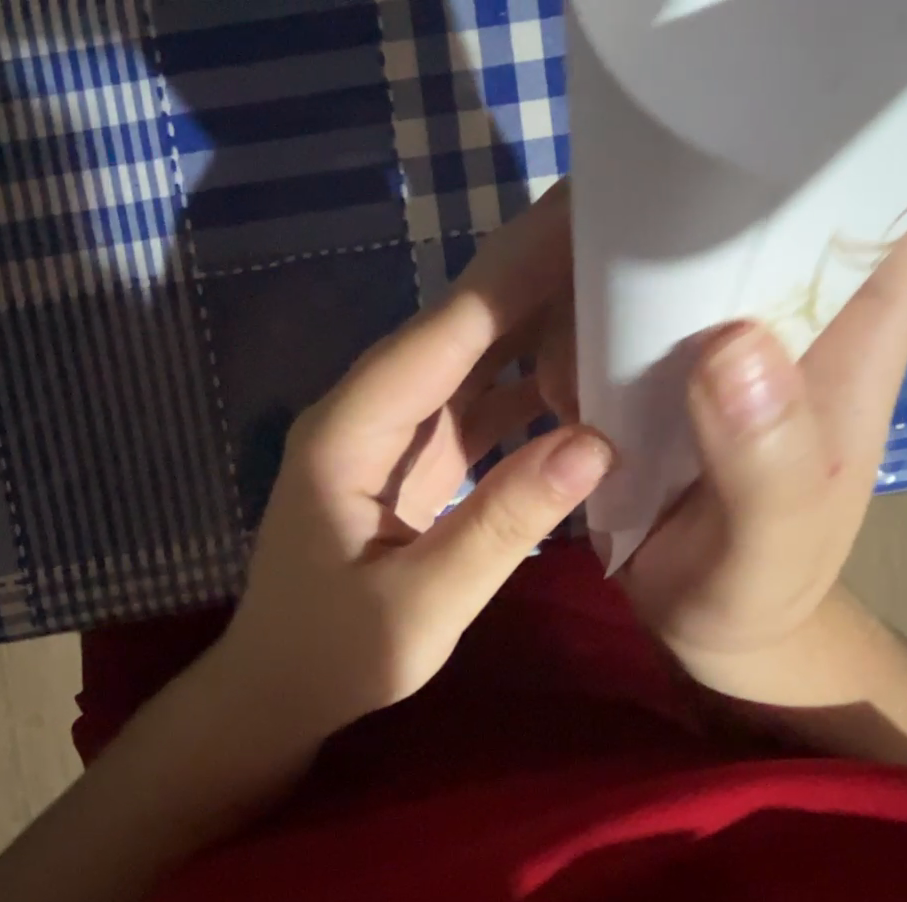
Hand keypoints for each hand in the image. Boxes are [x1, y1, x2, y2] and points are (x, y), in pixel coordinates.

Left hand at [206, 184, 612, 733]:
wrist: (279, 688)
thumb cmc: (334, 655)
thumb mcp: (420, 606)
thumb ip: (501, 526)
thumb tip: (595, 444)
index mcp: (349, 433)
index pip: (444, 332)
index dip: (517, 268)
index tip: (588, 208)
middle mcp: (365, 417)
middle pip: (457, 332)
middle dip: (535, 280)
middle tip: (626, 227)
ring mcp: (386, 439)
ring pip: (469, 367)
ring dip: (535, 331)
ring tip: (621, 287)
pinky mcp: (408, 467)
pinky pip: (472, 413)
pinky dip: (524, 393)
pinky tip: (581, 378)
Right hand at [542, 169, 906, 701]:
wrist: (714, 627)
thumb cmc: (757, 589)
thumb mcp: (768, 546)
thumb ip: (766, 463)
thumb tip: (729, 348)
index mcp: (850, 346)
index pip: (906, 204)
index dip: (871, 139)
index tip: (780, 115)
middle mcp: (791, 325)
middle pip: (772, 206)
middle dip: (699, 191)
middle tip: (609, 209)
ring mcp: (720, 345)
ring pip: (680, 256)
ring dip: (618, 261)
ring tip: (557, 301)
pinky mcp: (662, 371)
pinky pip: (621, 312)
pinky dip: (581, 315)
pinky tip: (545, 349)